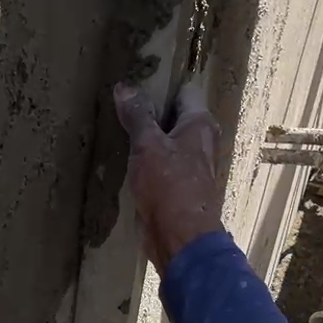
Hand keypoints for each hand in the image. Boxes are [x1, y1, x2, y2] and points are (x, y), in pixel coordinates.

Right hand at [114, 82, 224, 270]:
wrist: (179, 236)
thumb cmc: (168, 185)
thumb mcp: (147, 144)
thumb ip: (137, 115)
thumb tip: (124, 87)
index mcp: (200, 124)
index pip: (185, 92)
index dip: (162, 87)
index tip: (137, 87)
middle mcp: (201, 142)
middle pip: (175, 118)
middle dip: (152, 115)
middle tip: (122, 111)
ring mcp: (191, 168)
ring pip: (167, 144)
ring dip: (148, 142)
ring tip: (121, 136)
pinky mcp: (178, 190)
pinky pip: (161, 168)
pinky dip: (147, 164)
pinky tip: (128, 166)